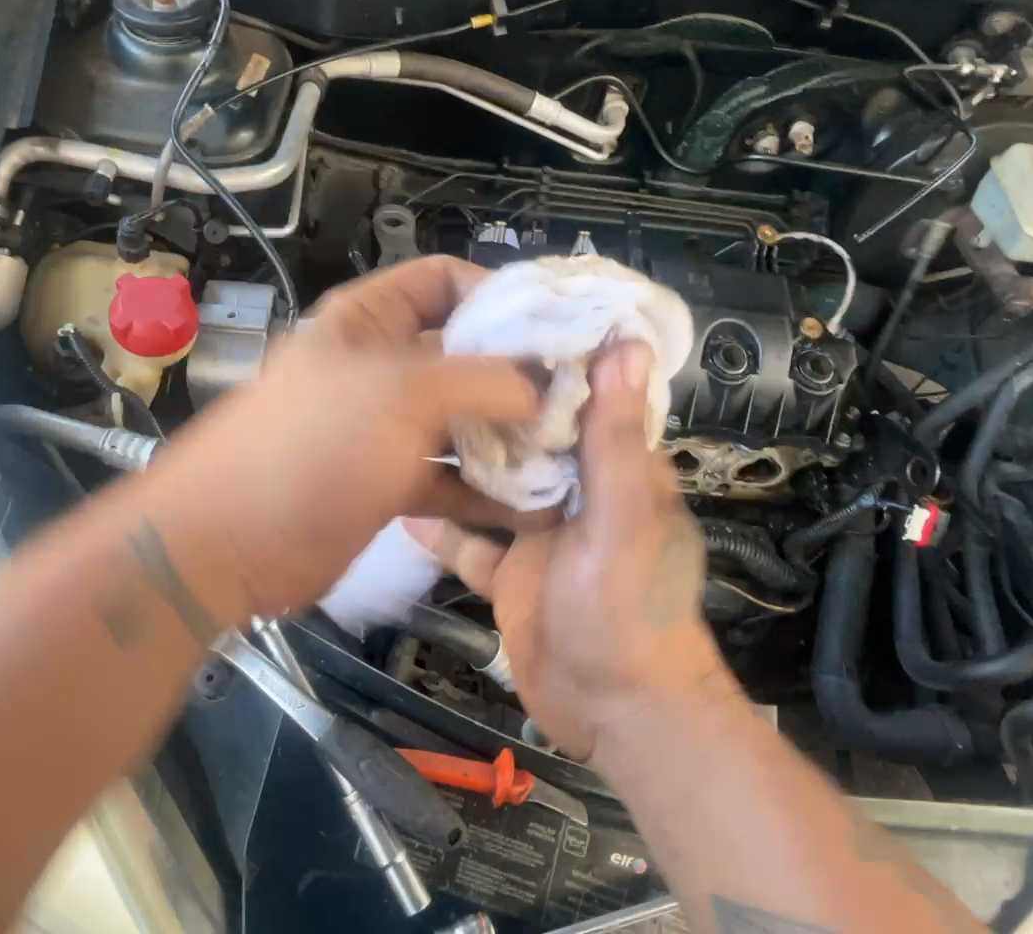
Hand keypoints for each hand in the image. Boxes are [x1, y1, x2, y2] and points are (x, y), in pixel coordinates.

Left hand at [144, 257, 548, 616]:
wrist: (228, 542)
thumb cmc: (313, 446)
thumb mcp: (403, 394)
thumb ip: (482, 378)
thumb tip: (545, 382)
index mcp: (370, 320)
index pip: (444, 280)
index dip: (501, 294)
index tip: (559, 327)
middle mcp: (380, 367)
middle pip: (463, 354)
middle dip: (520, 374)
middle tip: (582, 399)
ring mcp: (384, 428)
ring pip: (461, 421)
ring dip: (510, 437)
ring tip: (570, 453)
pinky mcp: (387, 483)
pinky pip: (447, 476)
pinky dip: (485, 490)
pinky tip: (533, 507)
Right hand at [407, 342, 737, 759]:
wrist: (616, 712)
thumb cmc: (628, 610)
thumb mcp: (624, 520)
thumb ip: (615, 440)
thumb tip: (627, 347)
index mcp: (620, 472)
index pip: (591, 400)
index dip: (558, 361)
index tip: (510, 319)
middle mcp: (580, 496)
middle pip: (536, 439)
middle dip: (497, 404)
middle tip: (441, 359)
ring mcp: (540, 537)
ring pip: (497, 486)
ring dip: (465, 459)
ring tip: (411, 415)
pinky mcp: (509, 575)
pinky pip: (470, 542)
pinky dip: (443, 526)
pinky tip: (403, 503)